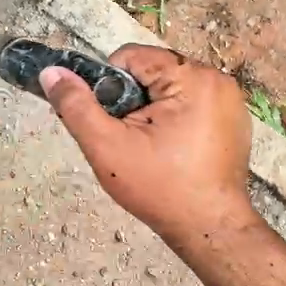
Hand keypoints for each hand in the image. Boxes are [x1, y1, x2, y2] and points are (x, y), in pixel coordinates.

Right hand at [40, 45, 256, 240]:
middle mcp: (217, 80)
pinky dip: (174, 119)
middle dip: (132, 99)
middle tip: (131, 139)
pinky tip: (172, 150)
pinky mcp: (234, 120)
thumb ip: (75, 105)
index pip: (131, 57)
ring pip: (169, 87)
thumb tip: (51, 72)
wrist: (209, 228)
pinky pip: (190, 103)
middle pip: (151, 71)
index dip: (110, 87)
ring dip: (152, 109)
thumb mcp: (106, 146)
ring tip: (150, 146)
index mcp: (191, 77)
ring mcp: (230, 100)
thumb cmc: (158, 187)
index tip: (115, 122)